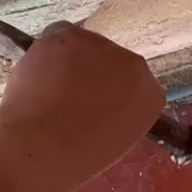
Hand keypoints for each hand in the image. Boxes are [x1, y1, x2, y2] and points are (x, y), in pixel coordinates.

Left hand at [0, 22, 163, 189]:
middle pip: (111, 60)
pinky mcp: (69, 35)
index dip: (109, 93)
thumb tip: (97, 99)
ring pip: (84, 45)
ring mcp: (101, 45)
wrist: (42, 145)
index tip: (93, 107)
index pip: (134, 83)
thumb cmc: (76, 157)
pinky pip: (58, 35)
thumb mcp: (115, 139)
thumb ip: (117, 112)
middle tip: (68, 97)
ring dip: (70, 60)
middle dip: (91, 73)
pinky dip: (49, 51)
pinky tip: (40, 74)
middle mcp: (134, 63)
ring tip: (51, 89)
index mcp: (151, 95)